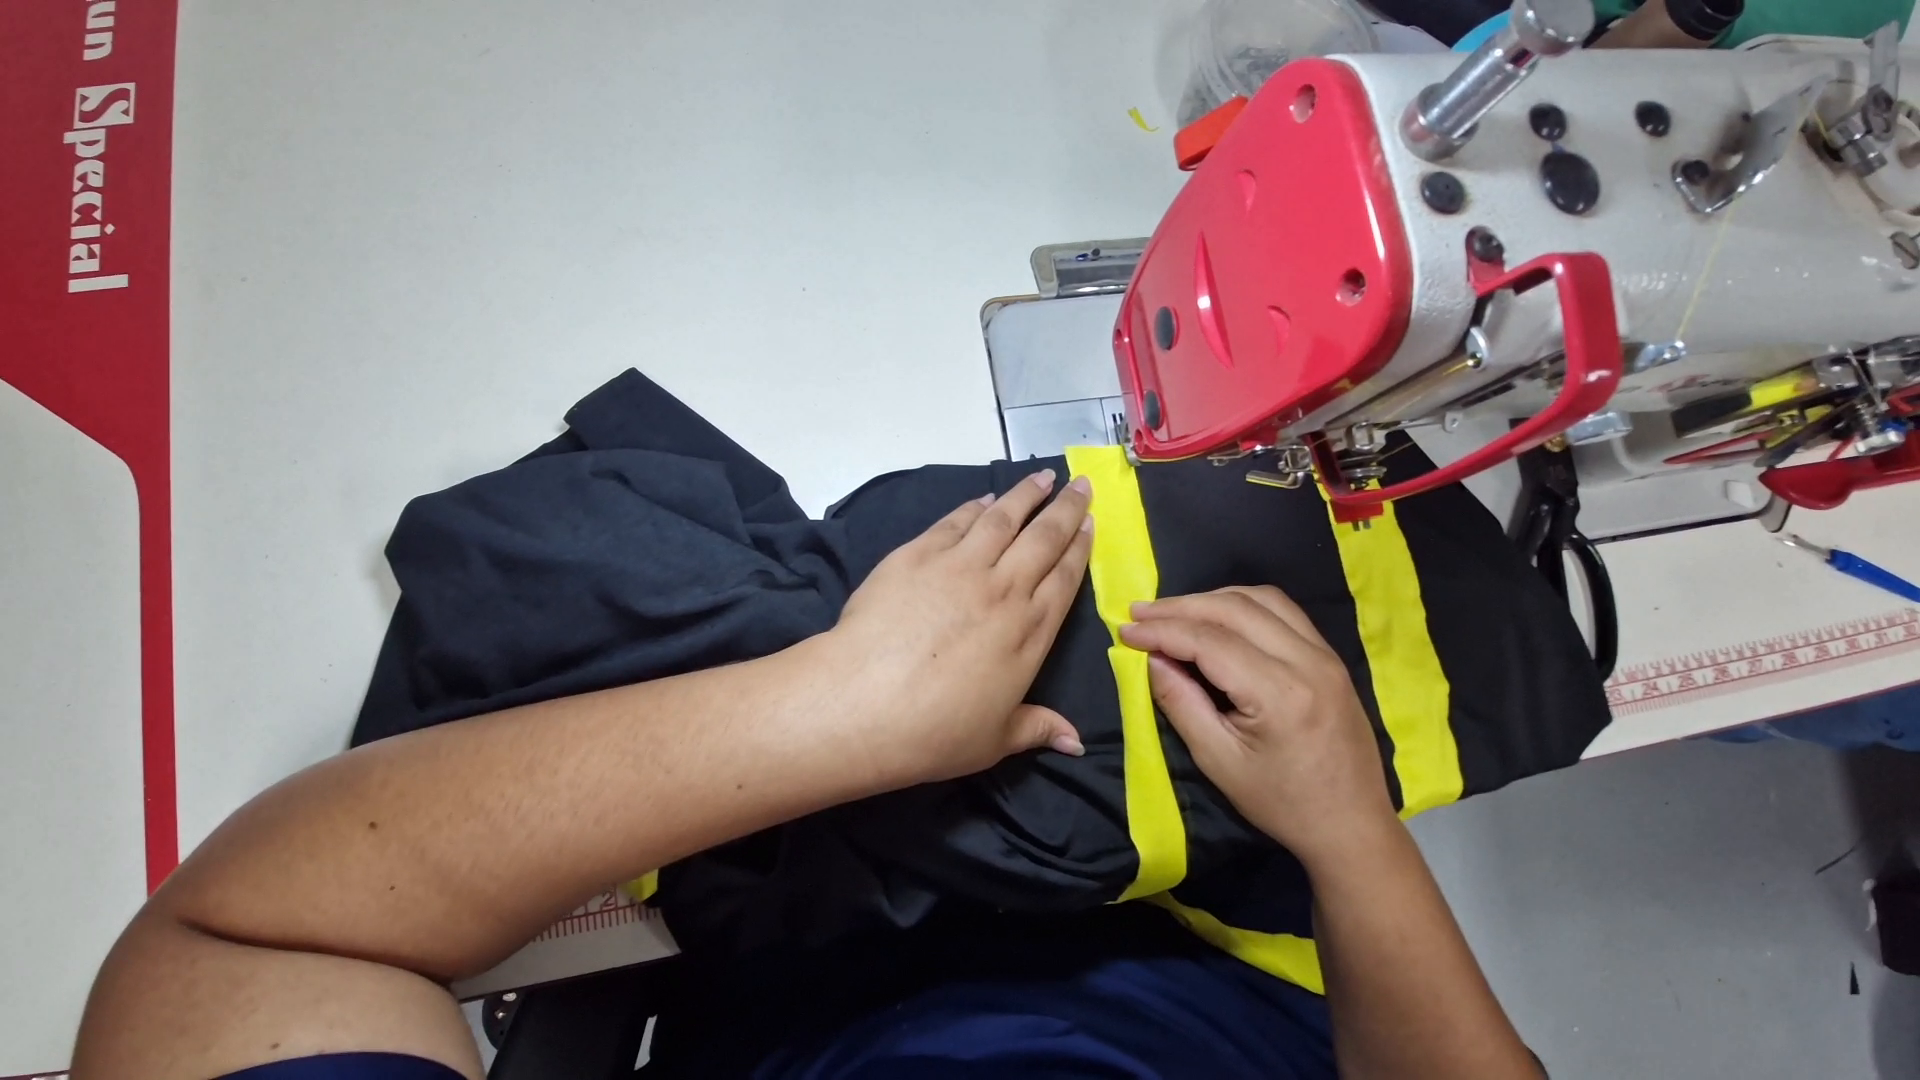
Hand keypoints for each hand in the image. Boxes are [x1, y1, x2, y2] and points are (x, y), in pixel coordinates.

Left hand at [824, 468, 1093, 785]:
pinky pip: (955, 522)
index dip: (1080, 546)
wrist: (864, 701)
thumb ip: (1038, 729)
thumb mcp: (994, 740)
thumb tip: (1077, 742)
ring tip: (1041, 476)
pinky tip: (984, 499)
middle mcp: (1003, 589)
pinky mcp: (917, 554)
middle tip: (1080, 485)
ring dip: (1025, 495)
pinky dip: (974, 507)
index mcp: (1029, 631)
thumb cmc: (934, 729)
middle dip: (1065, 508)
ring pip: (1002, 519)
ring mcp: (959, 566)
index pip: (1065, 577)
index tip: (1090, 522)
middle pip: (1043, 538)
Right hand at [1118, 586, 1397, 865]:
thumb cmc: (1280, 802)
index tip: (1125, 630)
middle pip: (1234, 608)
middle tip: (1139, 613)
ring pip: (1261, 599)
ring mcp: (1325, 655)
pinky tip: (1216, 618)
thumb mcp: (1218, 761)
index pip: (1209, 640)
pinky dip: (1241, 604)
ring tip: (1173, 613)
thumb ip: (1180, 703)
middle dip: (1181, 606)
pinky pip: (1282, 610)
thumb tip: (1150, 658)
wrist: (1351, 825)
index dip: (1162, 630)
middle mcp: (1308, 661)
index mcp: (1280, 693)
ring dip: (1211, 599)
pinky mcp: (1331, 657)